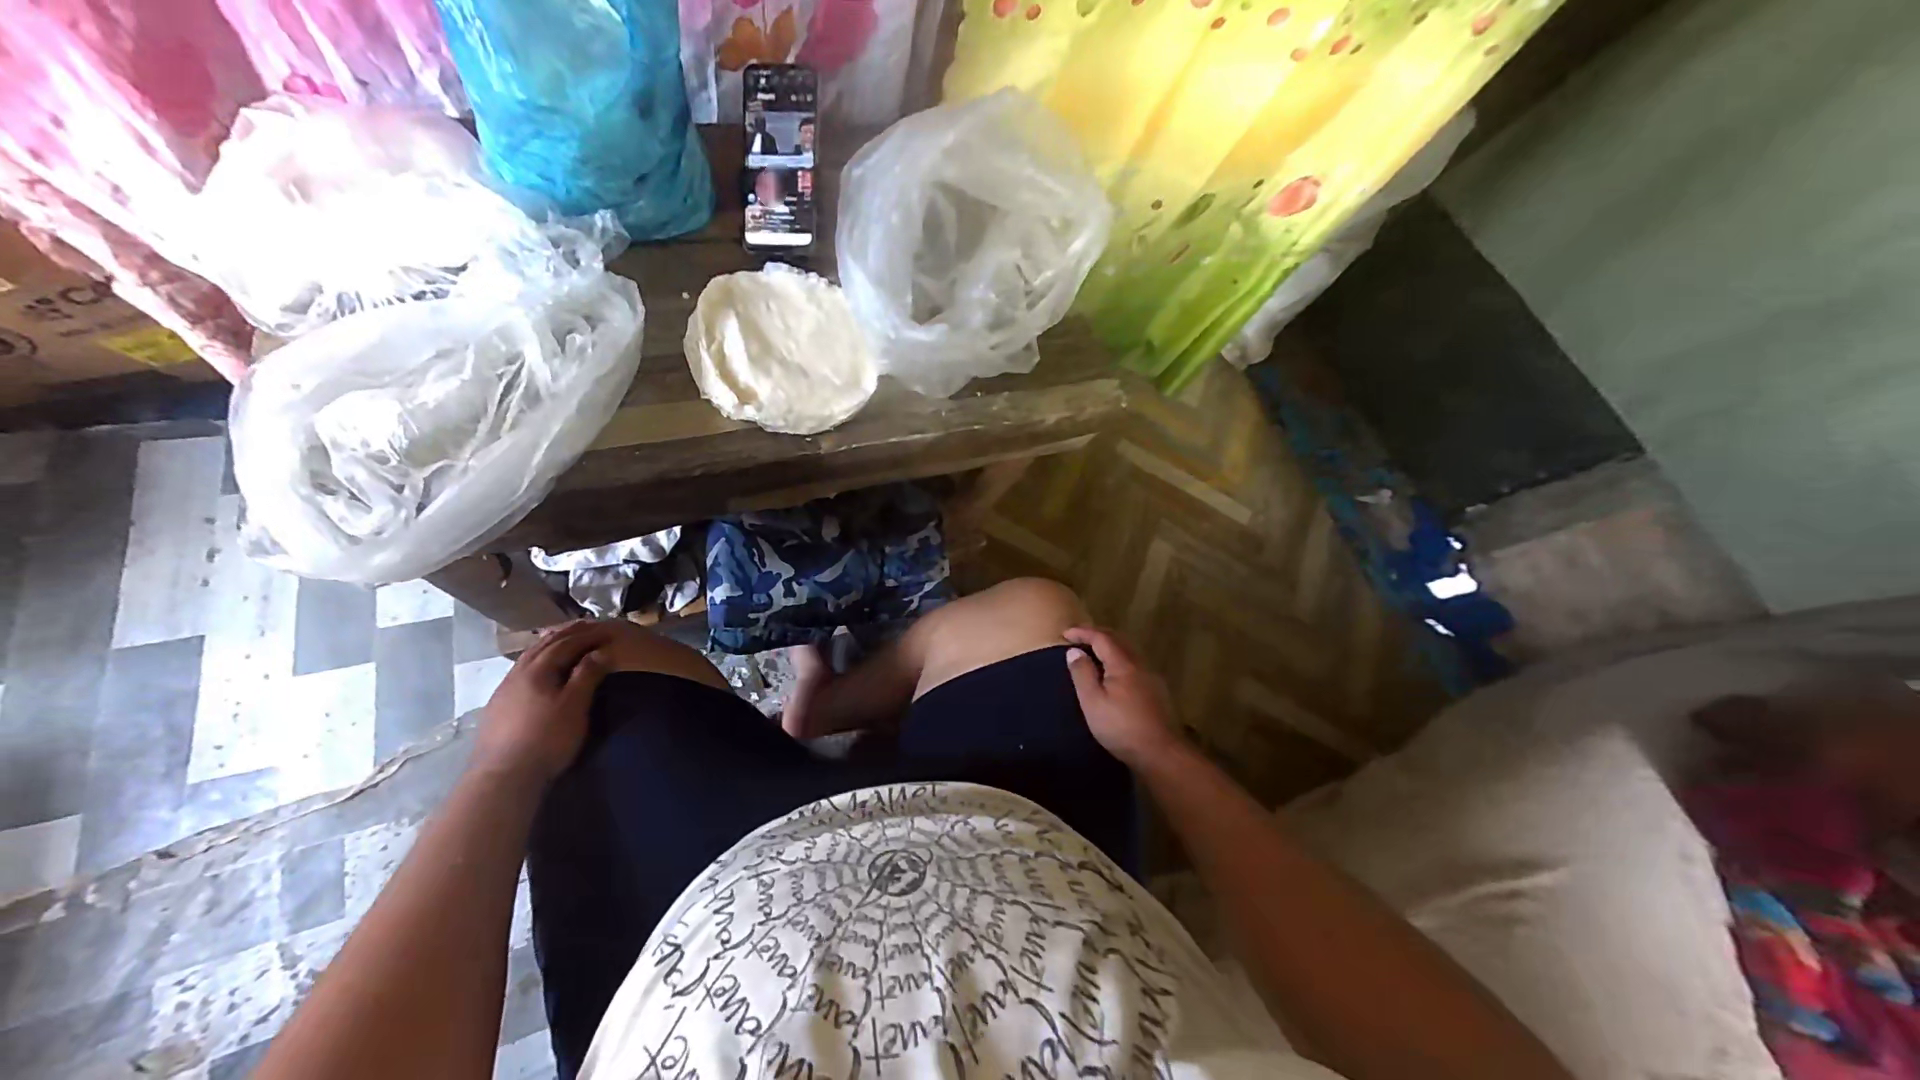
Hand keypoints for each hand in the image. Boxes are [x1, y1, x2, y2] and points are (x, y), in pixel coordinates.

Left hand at [472, 621, 611, 785]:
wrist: (503, 776)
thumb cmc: (547, 738)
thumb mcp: (575, 705)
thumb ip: (587, 675)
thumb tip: (601, 651)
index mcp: (537, 669)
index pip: (566, 642)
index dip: (588, 634)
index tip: (608, 629)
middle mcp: (517, 673)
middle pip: (544, 645)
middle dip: (567, 633)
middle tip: (588, 627)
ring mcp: (504, 690)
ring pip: (529, 657)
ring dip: (550, 645)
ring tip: (566, 642)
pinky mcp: (499, 706)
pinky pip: (522, 671)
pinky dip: (538, 661)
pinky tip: (541, 671)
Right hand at [1064, 626, 1182, 766]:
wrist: (1160, 752)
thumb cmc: (1121, 727)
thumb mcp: (1093, 702)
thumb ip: (1083, 674)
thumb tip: (1074, 651)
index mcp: (1123, 664)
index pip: (1101, 638)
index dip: (1082, 632)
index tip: (1065, 633)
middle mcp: (1140, 664)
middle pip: (1118, 639)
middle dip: (1097, 634)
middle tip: (1079, 637)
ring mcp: (1151, 676)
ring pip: (1129, 651)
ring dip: (1110, 645)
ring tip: (1094, 651)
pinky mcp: (1157, 690)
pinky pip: (1134, 663)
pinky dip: (1119, 658)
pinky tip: (1114, 672)